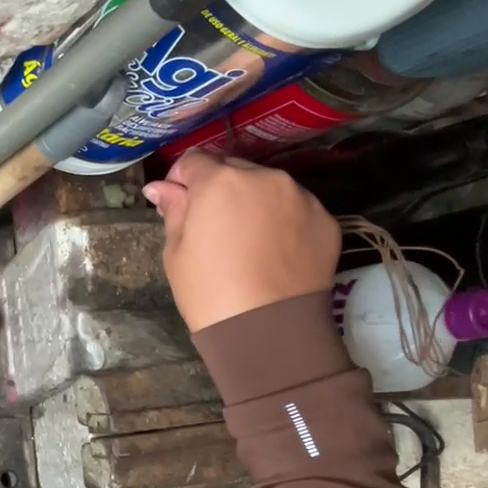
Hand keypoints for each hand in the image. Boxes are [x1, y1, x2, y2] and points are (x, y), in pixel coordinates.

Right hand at [144, 151, 340, 330]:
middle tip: (212, 227)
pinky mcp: (325, 219)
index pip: (194, 161)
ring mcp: (300, 196)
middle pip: (233, 170)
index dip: (181, 179)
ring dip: (252, 203)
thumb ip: (174, 211)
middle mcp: (264, 177)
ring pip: (267, 188)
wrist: (266, 327)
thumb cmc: (207, 291)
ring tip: (246, 242)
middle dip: (219, 190)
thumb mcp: (176, 252)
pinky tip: (272, 253)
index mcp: (220, 182)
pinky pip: (295, 209)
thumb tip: (161, 188)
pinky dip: (281, 221)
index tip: (177, 203)